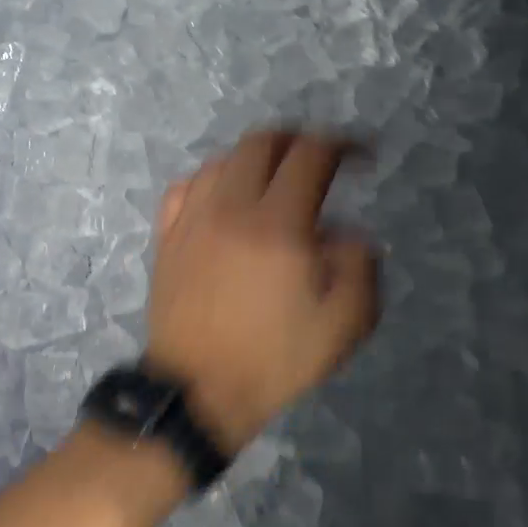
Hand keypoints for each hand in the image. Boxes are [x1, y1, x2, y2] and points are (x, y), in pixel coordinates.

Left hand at [147, 129, 379, 452]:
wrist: (198, 386)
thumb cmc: (275, 359)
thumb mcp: (346, 320)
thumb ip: (358, 262)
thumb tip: (341, 232)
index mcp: (277, 224)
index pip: (310, 155)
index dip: (342, 145)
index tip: (362, 157)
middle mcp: (227, 210)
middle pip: (259, 144)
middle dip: (296, 140)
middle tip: (320, 160)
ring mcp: (189, 221)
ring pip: (218, 161)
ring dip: (252, 159)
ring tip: (274, 179)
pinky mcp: (164, 239)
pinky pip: (182, 188)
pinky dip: (208, 181)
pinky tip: (221, 197)